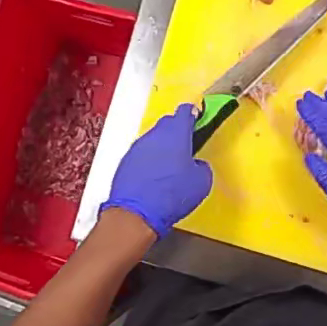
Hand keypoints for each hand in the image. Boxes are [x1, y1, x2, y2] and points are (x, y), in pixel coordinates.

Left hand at [100, 103, 213, 236]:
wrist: (136, 213)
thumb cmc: (172, 194)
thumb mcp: (201, 182)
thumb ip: (201, 167)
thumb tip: (196, 165)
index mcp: (176, 133)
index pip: (184, 112)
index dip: (192, 114)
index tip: (196, 117)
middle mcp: (154, 135)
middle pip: (166, 124)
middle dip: (176, 130)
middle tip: (185, 143)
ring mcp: (137, 148)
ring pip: (152, 140)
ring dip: (161, 146)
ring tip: (169, 164)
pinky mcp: (125, 162)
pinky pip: (141, 155)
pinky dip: (148, 160)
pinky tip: (153, 175)